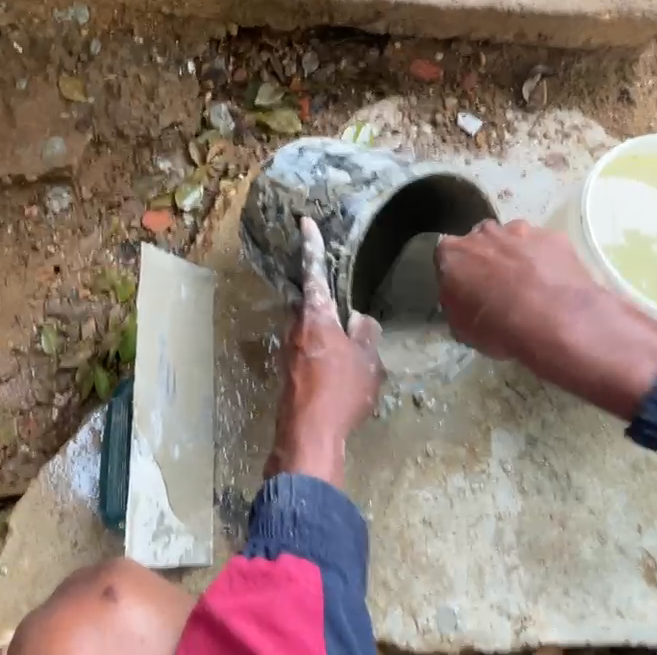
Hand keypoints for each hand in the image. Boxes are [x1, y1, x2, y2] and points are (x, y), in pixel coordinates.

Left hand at [266, 217, 384, 488]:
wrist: (308, 434)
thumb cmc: (341, 392)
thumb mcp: (367, 362)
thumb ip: (366, 336)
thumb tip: (361, 320)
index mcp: (316, 315)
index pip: (314, 271)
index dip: (311, 245)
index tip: (304, 223)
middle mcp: (296, 325)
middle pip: (308, 301)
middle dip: (323, 298)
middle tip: (340, 300)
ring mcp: (288, 348)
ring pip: (307, 326)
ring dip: (323, 328)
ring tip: (347, 343)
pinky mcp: (288, 369)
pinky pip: (307, 348)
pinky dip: (321, 349)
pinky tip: (336, 368)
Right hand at [434, 220, 656, 419]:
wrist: (554, 320)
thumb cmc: (497, 327)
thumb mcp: (461, 328)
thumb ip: (456, 305)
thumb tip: (462, 302)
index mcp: (451, 253)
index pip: (446, 257)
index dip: (458, 274)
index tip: (468, 291)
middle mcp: (482, 233)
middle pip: (480, 241)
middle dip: (487, 259)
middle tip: (499, 288)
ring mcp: (520, 231)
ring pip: (513, 239)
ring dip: (517, 256)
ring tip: (531, 287)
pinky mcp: (553, 237)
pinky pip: (544, 247)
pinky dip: (546, 260)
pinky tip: (555, 284)